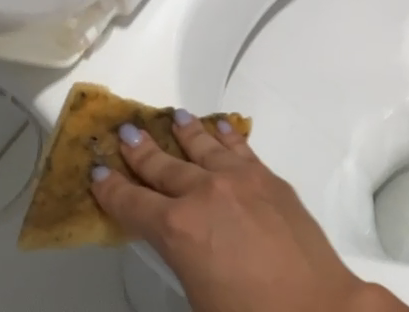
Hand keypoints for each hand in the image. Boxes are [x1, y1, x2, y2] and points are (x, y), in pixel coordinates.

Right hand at [93, 112, 408, 311]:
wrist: (311, 301)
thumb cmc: (246, 310)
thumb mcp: (194, 289)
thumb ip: (179, 253)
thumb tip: (177, 237)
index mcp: (178, 228)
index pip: (133, 205)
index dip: (112, 189)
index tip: (97, 171)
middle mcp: (206, 192)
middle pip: (165, 167)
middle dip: (142, 151)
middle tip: (126, 131)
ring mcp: (241, 179)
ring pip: (205, 148)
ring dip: (186, 132)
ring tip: (173, 116)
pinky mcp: (269, 177)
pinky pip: (241, 149)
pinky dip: (227, 136)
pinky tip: (221, 128)